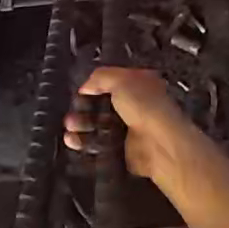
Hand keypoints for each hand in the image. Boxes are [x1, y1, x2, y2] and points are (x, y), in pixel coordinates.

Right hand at [69, 66, 185, 177]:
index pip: (113, 82)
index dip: (95, 85)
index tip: (79, 91)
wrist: (159, 142)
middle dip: (85, 108)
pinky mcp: (122, 150)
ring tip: (69, 126)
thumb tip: (85, 86)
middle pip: (103, 105)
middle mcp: (136, 105)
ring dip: (82, 124)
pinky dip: (84, 142)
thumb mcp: (122, 79)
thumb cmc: (144, 104)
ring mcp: (129, 128)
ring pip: (99, 125)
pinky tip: (71, 140)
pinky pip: (100, 144)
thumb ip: (101, 77)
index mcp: (140, 83)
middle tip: (70, 112)